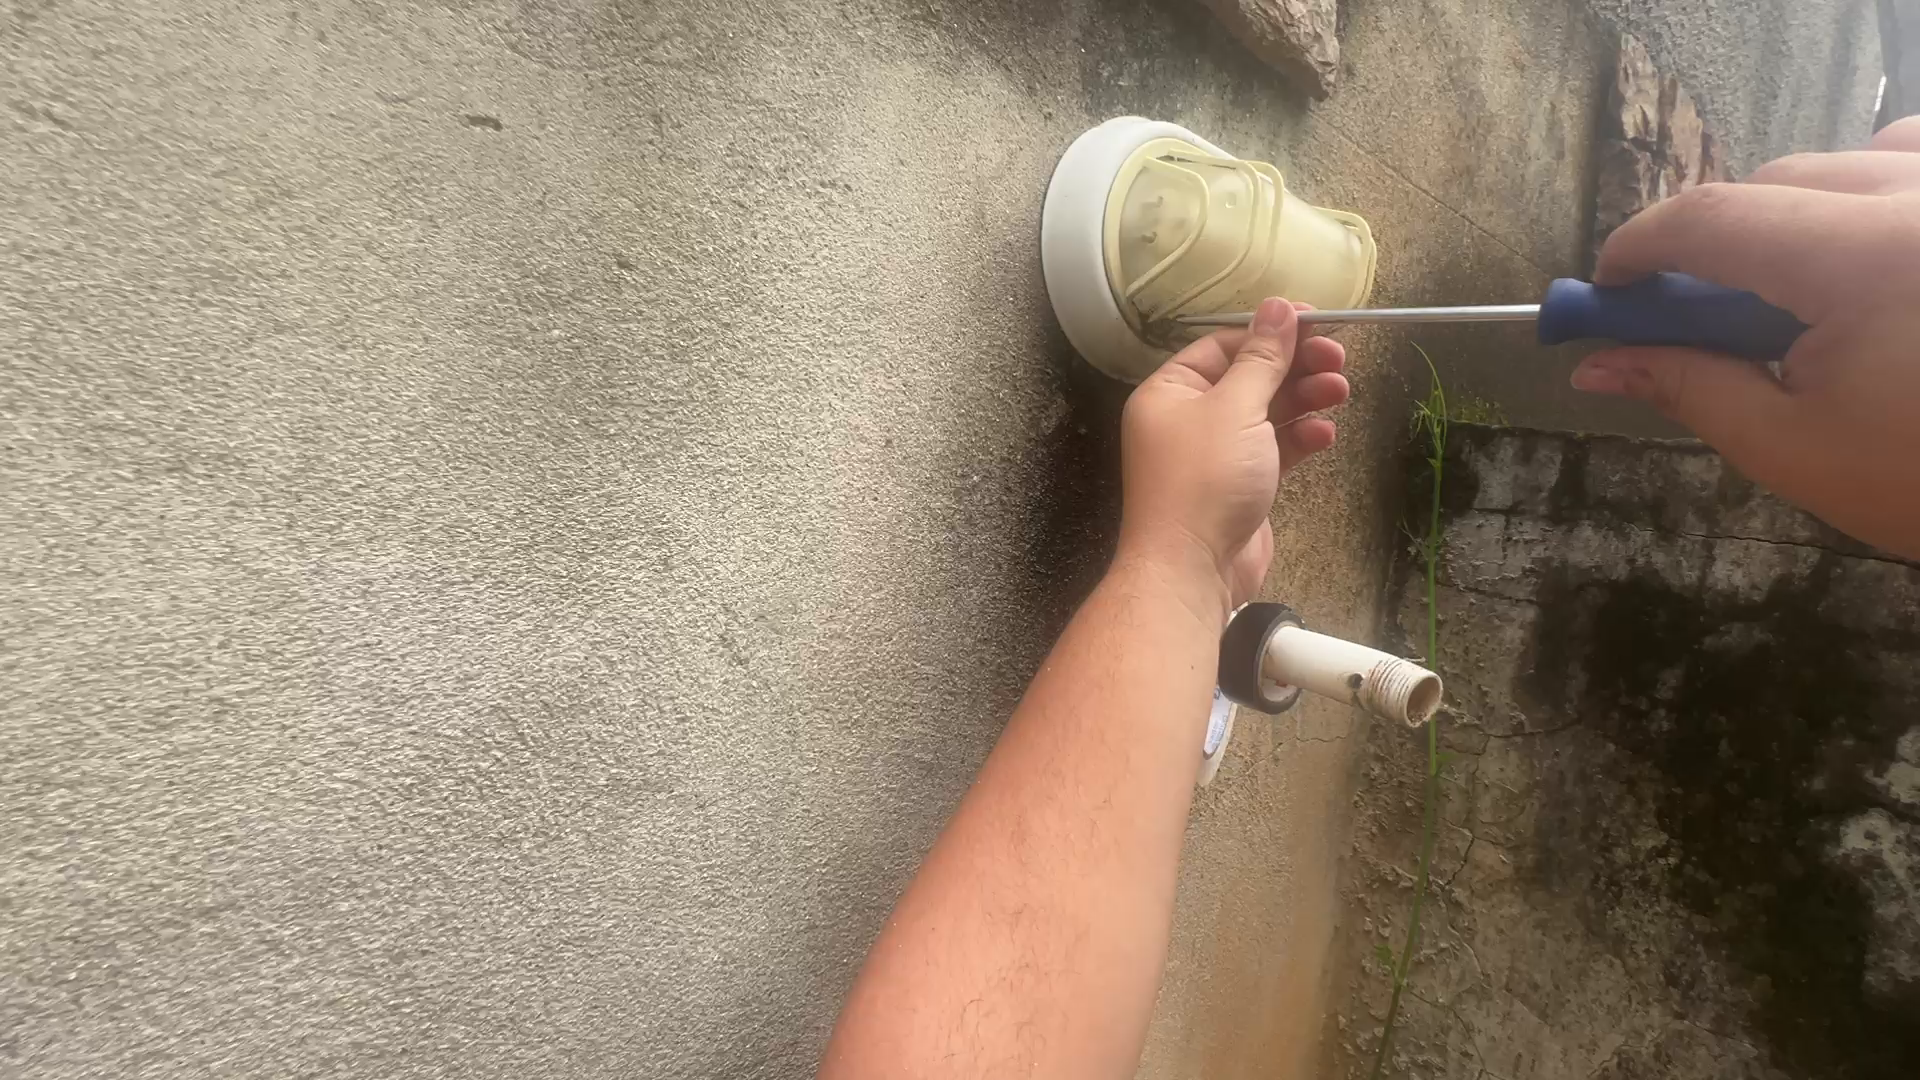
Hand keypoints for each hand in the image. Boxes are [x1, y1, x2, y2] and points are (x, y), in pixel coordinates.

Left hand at [1114, 298, 1350, 620]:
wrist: (1193, 568)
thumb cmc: (1203, 481)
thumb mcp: (1234, 408)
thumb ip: (1261, 359)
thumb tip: (1278, 307)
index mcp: (1169, 393)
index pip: (1221, 347)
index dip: (1268, 333)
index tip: (1317, 322)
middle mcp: (1186, 420)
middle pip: (1247, 378)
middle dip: (1293, 367)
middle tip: (1338, 359)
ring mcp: (1213, 454)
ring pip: (1264, 414)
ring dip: (1303, 400)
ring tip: (1339, 391)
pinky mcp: (1237, 484)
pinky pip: (1272, 450)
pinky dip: (1298, 439)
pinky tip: (1324, 435)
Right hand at [1572, 116, 1919, 558]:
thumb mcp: (1786, 443)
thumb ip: (1683, 385)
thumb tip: (1591, 367)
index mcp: (1870, 262)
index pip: (1710, 218)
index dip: (1634, 246)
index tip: (1604, 290)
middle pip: (1775, 184)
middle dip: (1708, 244)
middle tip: (1692, 315)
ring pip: (1858, 161)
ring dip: (1793, 215)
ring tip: (1794, 287)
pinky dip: (1881, 192)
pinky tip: (1877, 256)